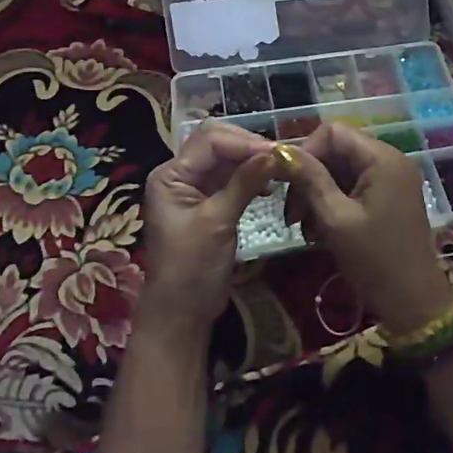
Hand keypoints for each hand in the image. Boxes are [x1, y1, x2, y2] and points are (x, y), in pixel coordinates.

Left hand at [140, 122, 283, 338]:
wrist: (183, 310)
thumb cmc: (192, 267)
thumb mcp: (218, 222)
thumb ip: (243, 183)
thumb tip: (275, 153)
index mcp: (170, 175)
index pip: (209, 141)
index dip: (244, 143)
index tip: (278, 152)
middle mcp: (178, 175)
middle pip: (216, 144)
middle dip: (248, 147)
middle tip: (282, 157)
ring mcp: (193, 189)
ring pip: (225, 160)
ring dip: (252, 161)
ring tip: (280, 169)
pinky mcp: (208, 203)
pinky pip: (230, 179)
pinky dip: (249, 177)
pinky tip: (269, 185)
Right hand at [287, 122, 452, 334]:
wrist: (413, 302)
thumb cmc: (374, 260)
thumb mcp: (335, 219)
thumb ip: (310, 180)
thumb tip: (282, 152)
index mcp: (382, 159)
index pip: (332, 132)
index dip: (305, 152)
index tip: (287, 184)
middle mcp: (389, 160)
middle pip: (336, 150)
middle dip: (309, 177)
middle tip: (292, 214)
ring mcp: (391, 179)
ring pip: (340, 170)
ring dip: (316, 194)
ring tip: (304, 227)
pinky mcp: (388, 197)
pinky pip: (352, 187)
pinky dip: (331, 203)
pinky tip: (319, 230)